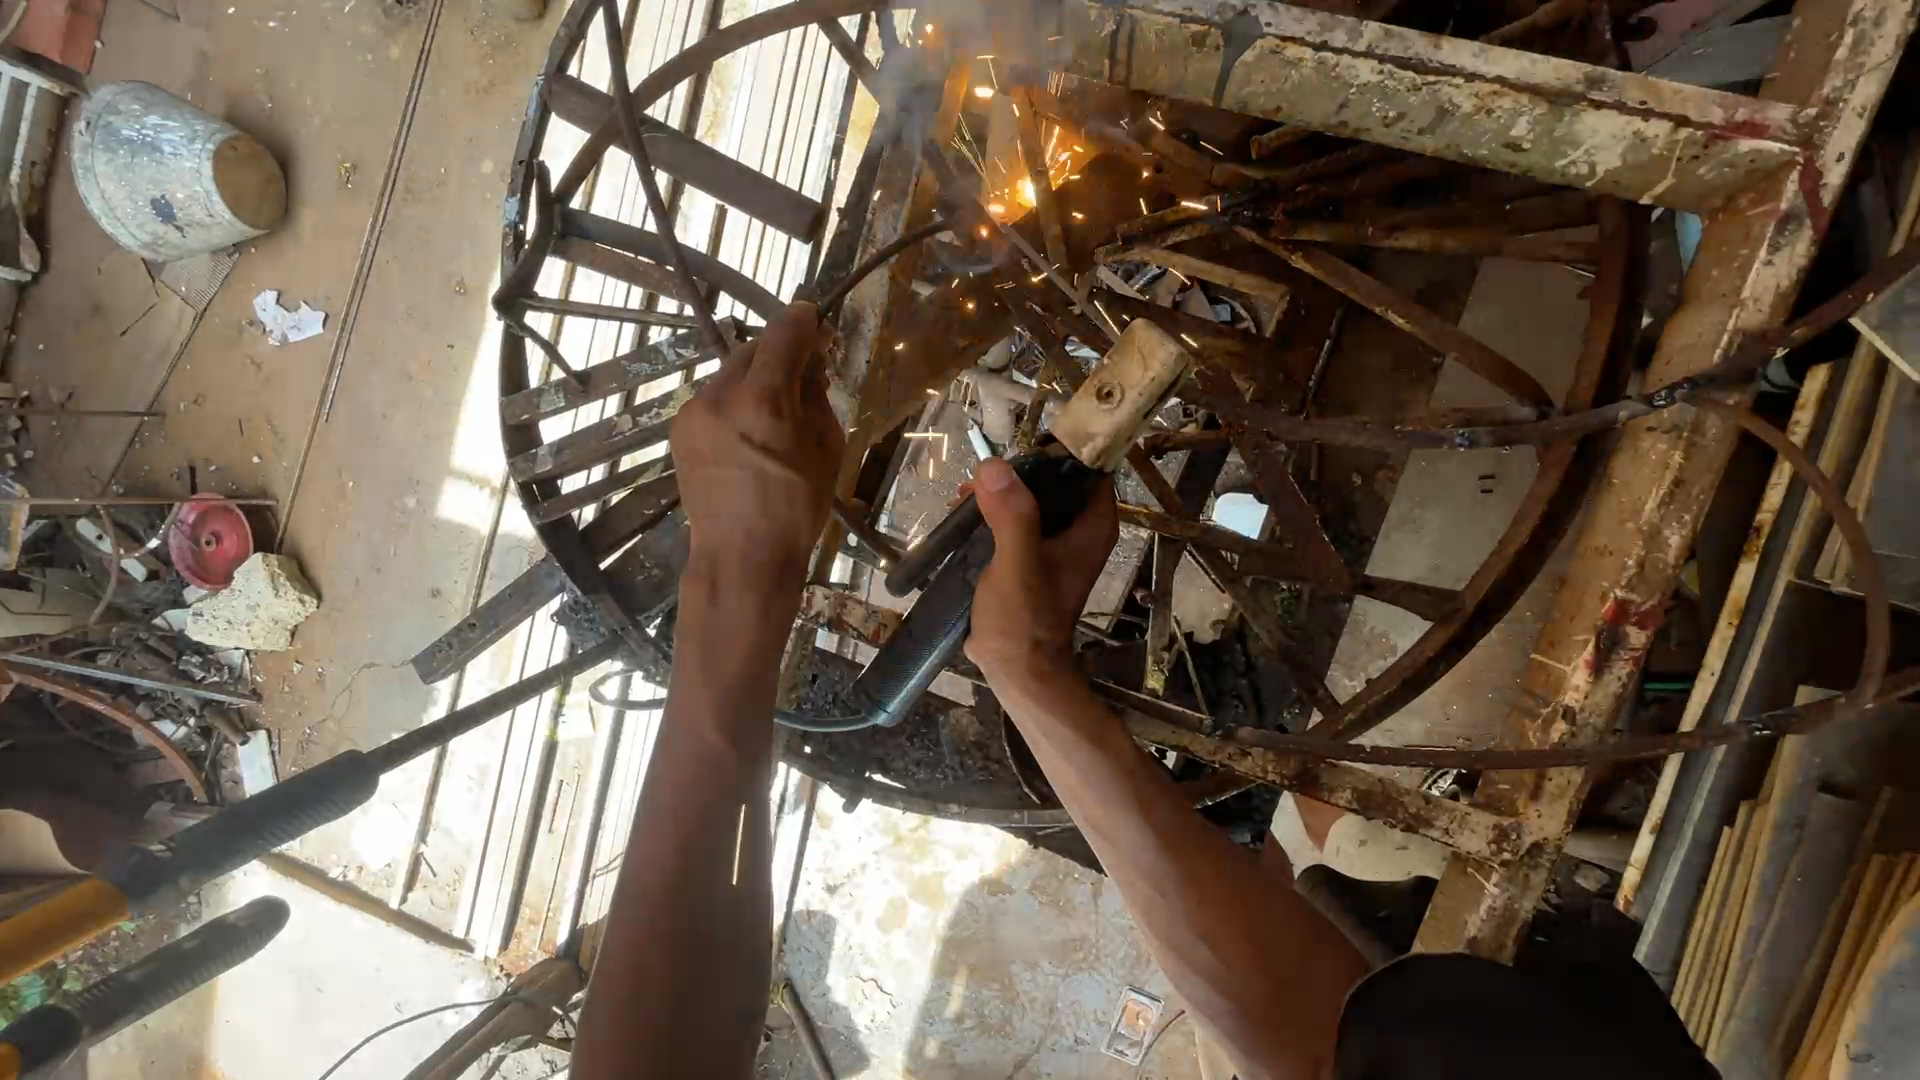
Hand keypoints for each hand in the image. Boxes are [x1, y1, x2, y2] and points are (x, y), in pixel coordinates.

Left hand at [669, 303, 844, 590]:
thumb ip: (816, 398)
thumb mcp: (826, 450)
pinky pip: (715, 400)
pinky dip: (737, 403)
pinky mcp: (680, 430)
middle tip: (806, 375)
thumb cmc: (796, 511)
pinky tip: (751, 436)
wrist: (742, 558)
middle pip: (753, 349)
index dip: (803, 320)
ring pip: (731, 374)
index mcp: (763, 400)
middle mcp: (720, 395)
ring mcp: (693, 412)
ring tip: (778, 415)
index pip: (783, 334)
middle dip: (780, 354)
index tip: (816, 318)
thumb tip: (809, 367)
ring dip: (757, 379)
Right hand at [964, 457, 1117, 687]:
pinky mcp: (1031, 557)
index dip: (1055, 452)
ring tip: (962, 500)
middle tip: (978, 481)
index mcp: (1092, 526)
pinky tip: (964, 519)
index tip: (1015, 454)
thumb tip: (993, 466)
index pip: (1087, 468)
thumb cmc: (1024, 620)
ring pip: (1030, 499)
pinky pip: (1015, 521)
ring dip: (998, 495)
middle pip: (1053, 479)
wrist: (1016, 669)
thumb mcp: (1017, 564)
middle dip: (1015, 474)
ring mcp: (1056, 544)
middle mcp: (1079, 530)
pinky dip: (992, 515)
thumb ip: (1011, 515)